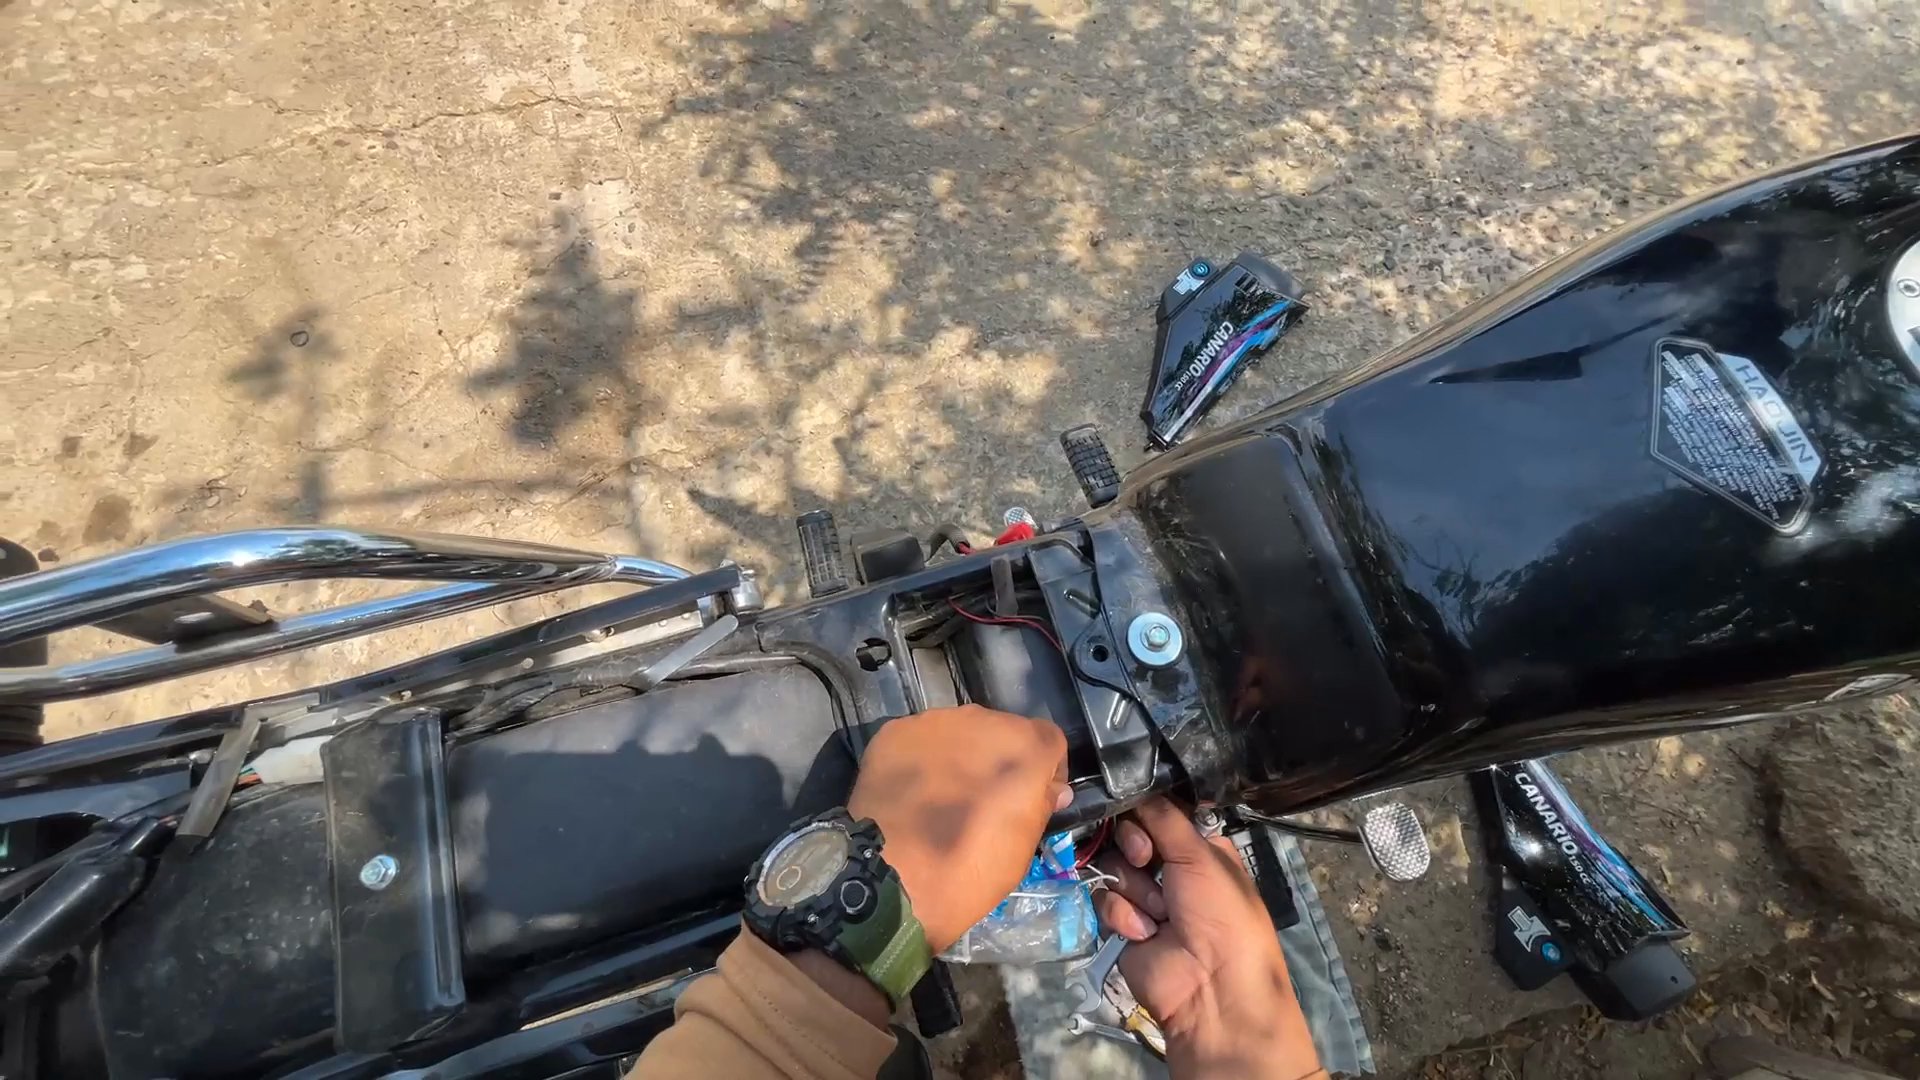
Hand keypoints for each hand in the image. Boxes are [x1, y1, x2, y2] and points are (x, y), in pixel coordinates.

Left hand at [847, 705, 1071, 951]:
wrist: (890, 875)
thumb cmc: (968, 870)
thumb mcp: (1021, 849)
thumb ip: (1040, 805)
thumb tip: (1052, 788)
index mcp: (1025, 747)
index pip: (1048, 739)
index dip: (1045, 769)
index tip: (1033, 796)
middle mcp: (983, 720)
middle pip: (1002, 731)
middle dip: (998, 759)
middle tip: (985, 799)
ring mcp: (935, 720)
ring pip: (959, 731)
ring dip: (960, 755)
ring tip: (944, 796)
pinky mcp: (896, 730)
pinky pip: (920, 739)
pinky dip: (922, 759)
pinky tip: (913, 791)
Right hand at [1094, 798, 1321, 1079]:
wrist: (1212, 991)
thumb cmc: (1222, 915)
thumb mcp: (1203, 855)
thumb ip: (1164, 814)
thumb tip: (1136, 781)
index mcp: (1198, 846)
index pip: (1158, 810)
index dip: (1145, 806)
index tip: (1141, 808)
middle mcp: (1170, 866)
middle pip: (1129, 831)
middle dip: (1135, 844)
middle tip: (1147, 858)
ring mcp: (1145, 894)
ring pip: (1114, 863)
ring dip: (1134, 887)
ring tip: (1157, 911)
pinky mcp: (1123, 921)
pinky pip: (1105, 898)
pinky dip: (1124, 914)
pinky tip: (1145, 933)